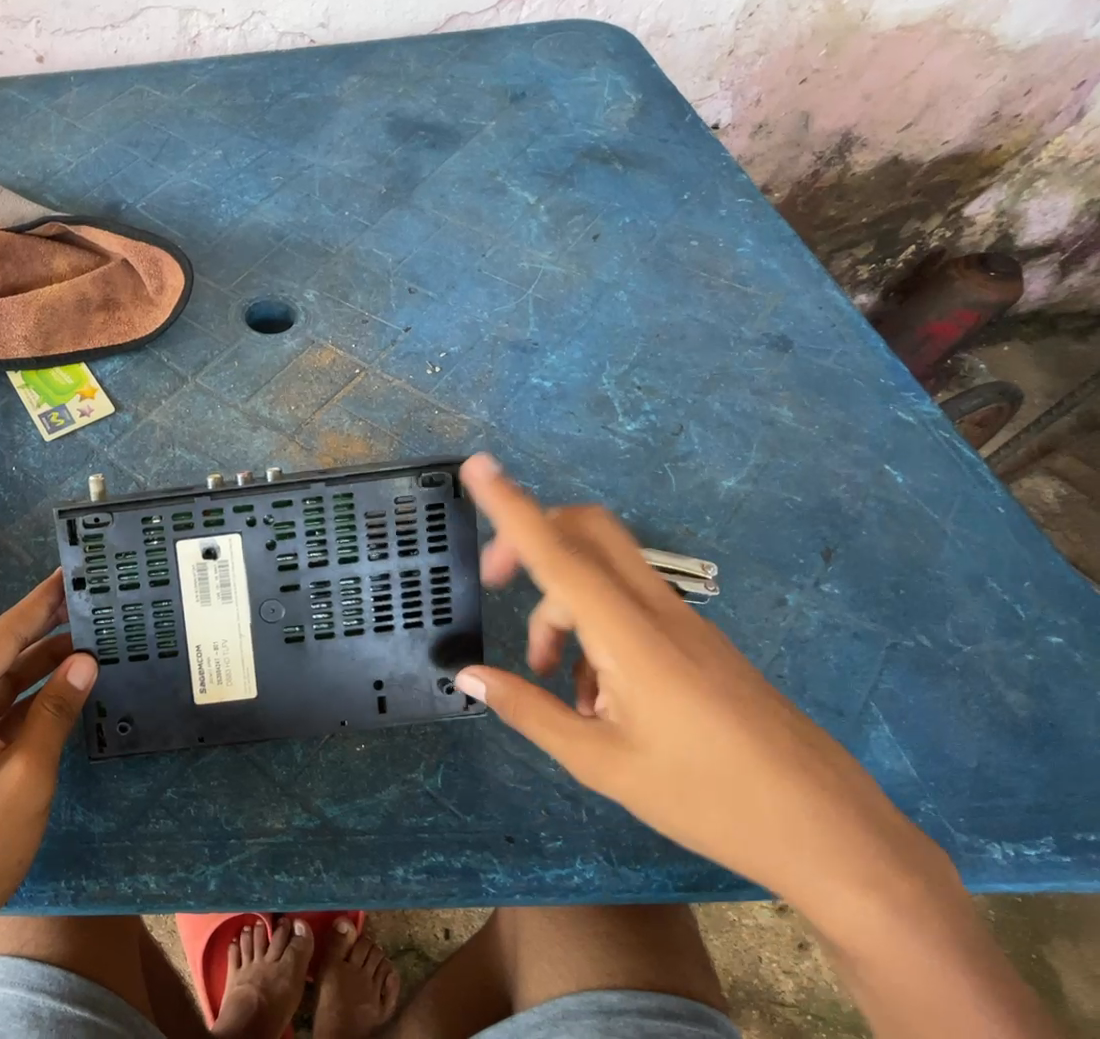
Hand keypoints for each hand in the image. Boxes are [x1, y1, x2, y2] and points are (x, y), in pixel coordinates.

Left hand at [0, 570, 96, 950]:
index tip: (69, 572)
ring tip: (96, 639)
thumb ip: (55, 712)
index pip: (4, 635)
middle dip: (49, 630)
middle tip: (95, 603)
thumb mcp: (26, 774)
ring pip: (9, 684)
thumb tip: (85, 661)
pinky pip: (8, 713)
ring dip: (48, 666)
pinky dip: (39, 700)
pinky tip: (72, 688)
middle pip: (6, 655)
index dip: (40, 603)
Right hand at [454, 454, 948, 910]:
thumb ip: (529, 710)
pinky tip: (598, 701)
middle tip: (497, 580)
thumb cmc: (709, 799)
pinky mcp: (702, 646)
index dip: (512, 507)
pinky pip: (632, 610)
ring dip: (560, 608)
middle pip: (590, 533)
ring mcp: (687, 626)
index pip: (558, 554)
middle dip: (532, 536)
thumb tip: (469, 675)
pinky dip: (595, 633)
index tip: (479, 467)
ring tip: (553, 682)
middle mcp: (659, 614)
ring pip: (605, 577)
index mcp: (630, 637)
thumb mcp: (601, 763)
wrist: (833, 834)